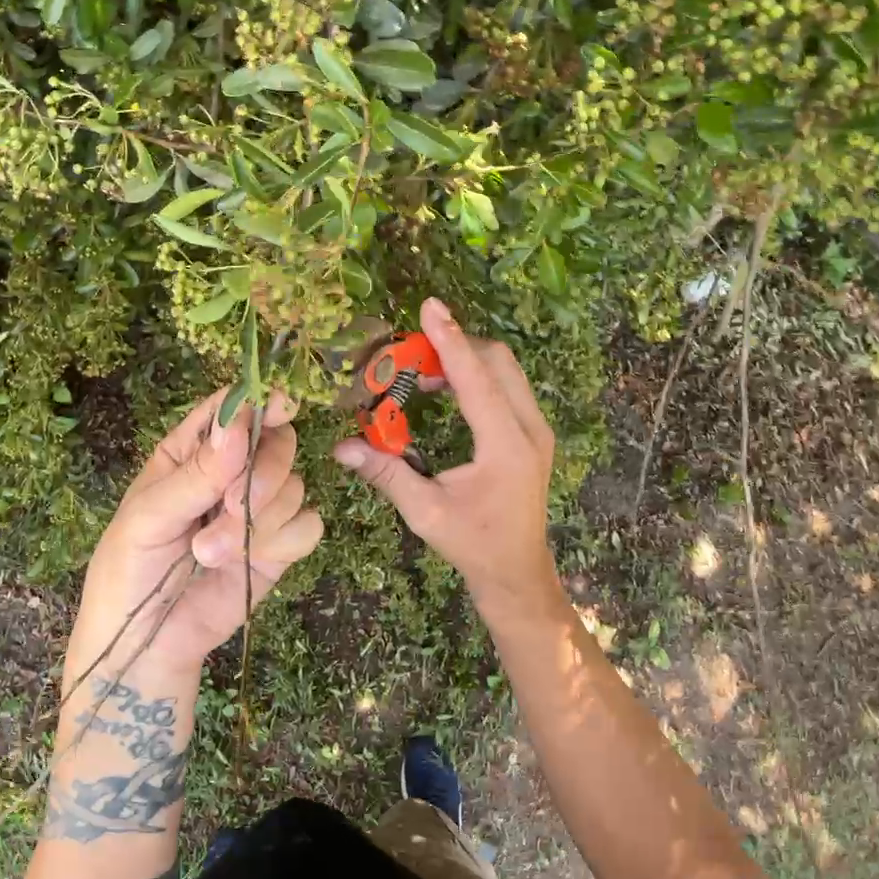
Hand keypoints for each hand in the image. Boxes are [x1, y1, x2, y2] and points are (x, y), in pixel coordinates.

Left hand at [62, 388, 322, 689]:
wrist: (146, 646)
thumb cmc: (128, 571)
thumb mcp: (148, 518)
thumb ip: (195, 474)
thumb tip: (238, 424)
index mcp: (190, 452)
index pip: (231, 410)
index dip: (257, 402)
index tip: (278, 406)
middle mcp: (229, 472)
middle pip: (277, 442)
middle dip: (263, 472)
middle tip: (229, 507)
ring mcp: (257, 509)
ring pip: (295, 484)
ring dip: (259, 520)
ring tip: (210, 554)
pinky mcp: (278, 547)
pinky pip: (308, 525)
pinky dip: (284, 541)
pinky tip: (250, 561)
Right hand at [332, 298, 558, 610]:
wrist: (518, 571)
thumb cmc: (473, 544)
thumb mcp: (425, 512)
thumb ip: (385, 473)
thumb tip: (341, 447)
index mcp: (507, 445)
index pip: (476, 378)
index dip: (449, 340)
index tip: (429, 307)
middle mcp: (530, 429)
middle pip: (496, 360)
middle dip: (454, 344)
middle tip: (408, 350)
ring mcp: (536, 429)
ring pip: (505, 369)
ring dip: (464, 357)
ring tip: (419, 369)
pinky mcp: (532, 433)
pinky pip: (506, 385)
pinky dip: (475, 373)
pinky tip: (443, 386)